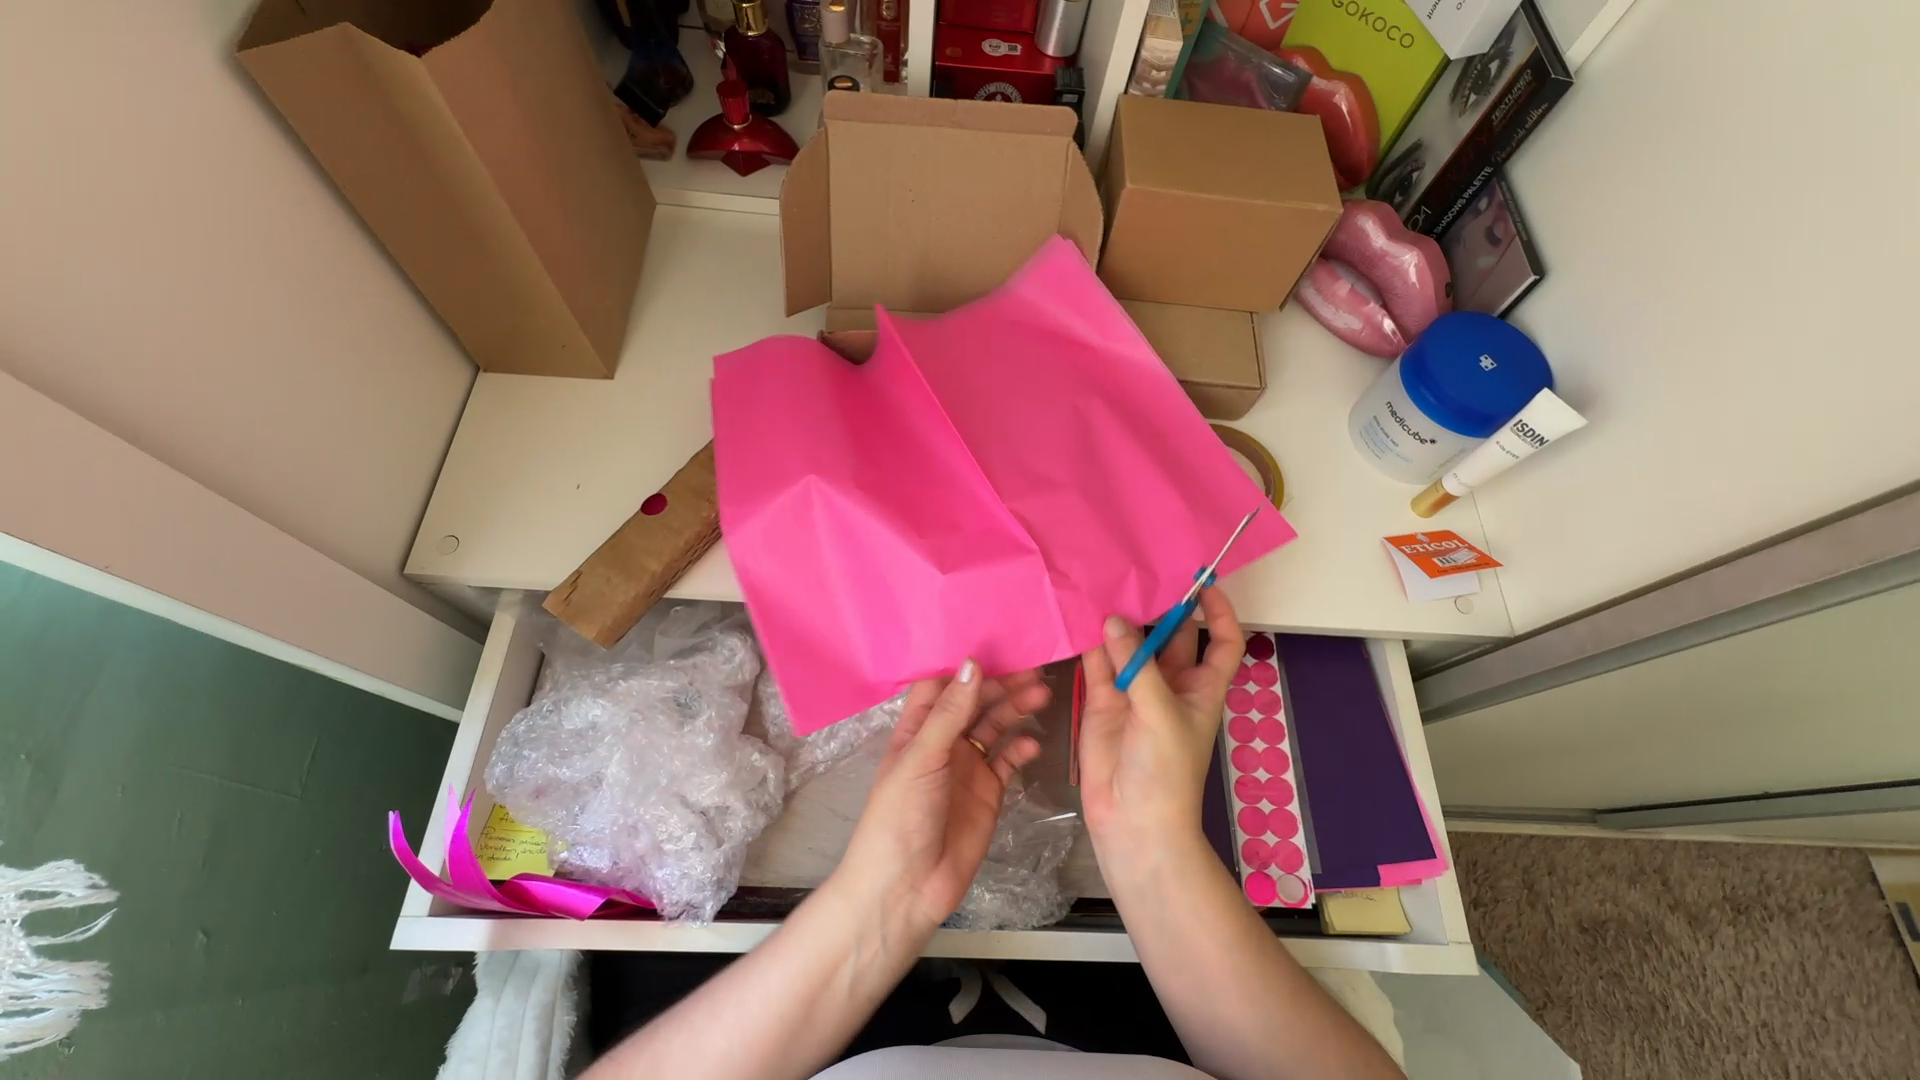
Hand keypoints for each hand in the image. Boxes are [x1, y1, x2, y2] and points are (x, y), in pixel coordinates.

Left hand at [832, 663, 1048, 936]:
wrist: (906, 886)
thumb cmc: (900, 815)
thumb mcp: (922, 757)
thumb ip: (950, 713)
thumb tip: (972, 663)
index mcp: (917, 729)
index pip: (943, 686)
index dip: (966, 668)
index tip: (998, 646)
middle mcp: (943, 742)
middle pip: (975, 703)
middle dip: (1001, 685)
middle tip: (1034, 668)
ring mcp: (967, 767)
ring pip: (995, 727)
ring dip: (1016, 710)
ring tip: (1042, 694)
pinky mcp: (988, 793)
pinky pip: (1007, 762)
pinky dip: (1021, 749)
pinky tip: (1032, 744)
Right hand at [1077, 588, 1244, 863]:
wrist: (1133, 823)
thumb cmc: (1166, 772)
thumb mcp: (1163, 715)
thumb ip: (1137, 666)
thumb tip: (1112, 620)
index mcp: (1202, 688)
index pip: (1222, 642)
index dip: (1219, 613)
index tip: (1201, 584)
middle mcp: (1170, 684)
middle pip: (1170, 637)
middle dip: (1158, 609)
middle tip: (1137, 572)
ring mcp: (1134, 691)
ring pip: (1129, 645)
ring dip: (1119, 622)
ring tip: (1103, 585)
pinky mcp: (1101, 700)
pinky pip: (1097, 663)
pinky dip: (1089, 643)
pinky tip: (1077, 618)